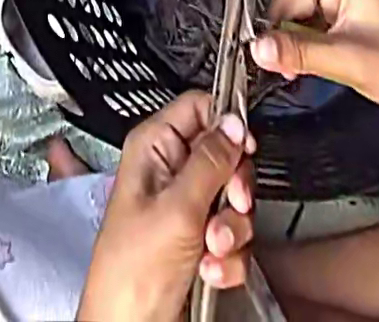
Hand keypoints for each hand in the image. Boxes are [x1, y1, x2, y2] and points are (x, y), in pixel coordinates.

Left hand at [78, 91, 256, 321]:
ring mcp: (186, 204)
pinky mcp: (199, 238)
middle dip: (234, 189)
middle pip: (224, 154)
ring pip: (232, 198)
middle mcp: (170, 168)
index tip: (245, 149)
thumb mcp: (177, 207)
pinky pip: (233, 234)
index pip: (198, 107)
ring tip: (212, 249)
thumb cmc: (134, 267)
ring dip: (231, 230)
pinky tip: (210, 271)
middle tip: (231, 205)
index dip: (226, 123)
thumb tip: (234, 122)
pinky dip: (229, 257)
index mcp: (154, 146)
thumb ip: (210, 162)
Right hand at [245, 0, 378, 139]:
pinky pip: (307, 34)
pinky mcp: (344, 36)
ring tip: (285, 69)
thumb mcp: (353, 59)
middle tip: (267, 53)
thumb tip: (256, 47)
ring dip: (287, 42)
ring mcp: (343, 14)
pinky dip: (297, 50)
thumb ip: (300, 51)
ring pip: (296, 18)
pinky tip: (293, 70)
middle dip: (278, 23)